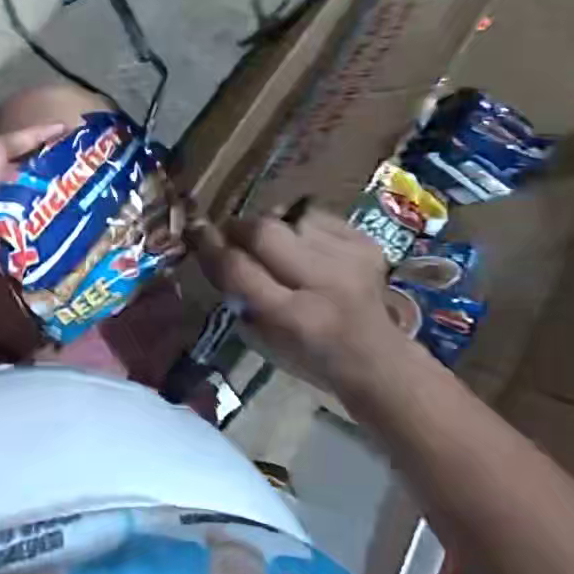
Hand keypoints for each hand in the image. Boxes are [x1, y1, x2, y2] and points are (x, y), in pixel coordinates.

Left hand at [0, 123, 67, 343]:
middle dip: (47, 171)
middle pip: (14, 180)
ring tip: (86, 204)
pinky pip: (14, 245)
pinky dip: (35, 245)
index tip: (67, 128)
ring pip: (17, 212)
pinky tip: (62, 246)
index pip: (1, 152)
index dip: (32, 137)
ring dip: (45, 208)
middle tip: (89, 170)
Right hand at [191, 206, 411, 393]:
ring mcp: (350, 259)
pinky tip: (304, 246)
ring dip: (271, 228)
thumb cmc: (307, 354)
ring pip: (288, 218)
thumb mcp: (261, 335)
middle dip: (239, 229)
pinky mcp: (367, 244)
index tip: (196, 232)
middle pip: (264, 231)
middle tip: (231, 236)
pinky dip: (300, 226)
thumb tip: (209, 242)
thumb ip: (235, 289)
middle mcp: (324, 283)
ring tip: (272, 246)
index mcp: (293, 317)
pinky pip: (316, 216)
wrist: (377, 358)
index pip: (238, 268)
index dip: (211, 246)